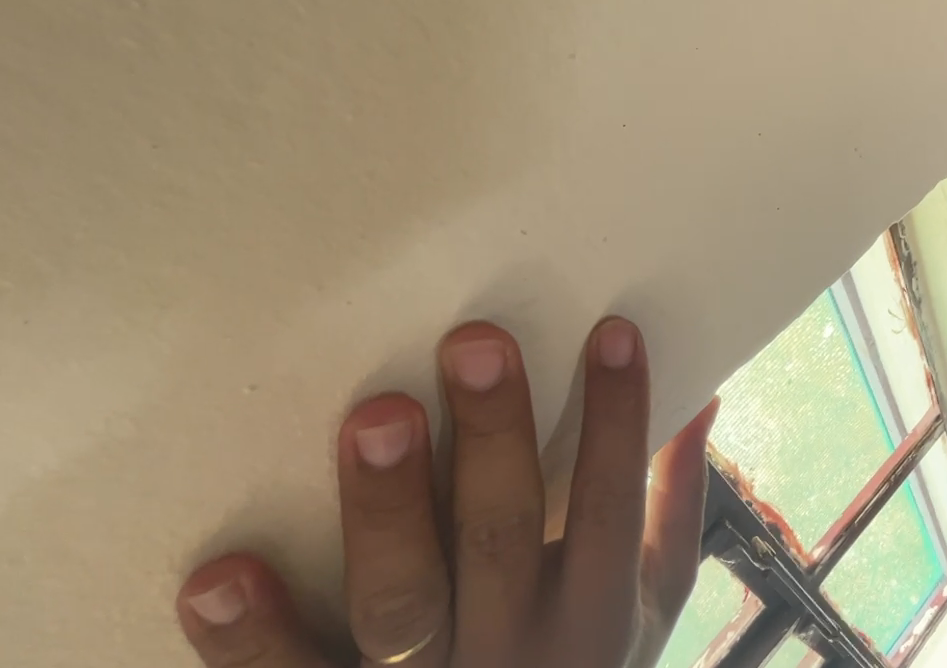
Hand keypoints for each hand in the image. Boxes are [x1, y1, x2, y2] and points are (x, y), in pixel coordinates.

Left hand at [175, 319, 717, 667]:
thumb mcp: (654, 601)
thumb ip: (678, 502)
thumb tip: (704, 398)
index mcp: (598, 612)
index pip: (614, 497)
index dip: (620, 414)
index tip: (613, 331)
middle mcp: (521, 650)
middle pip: (505, 532)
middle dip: (493, 433)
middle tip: (476, 343)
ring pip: (404, 600)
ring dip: (387, 508)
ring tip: (375, 415)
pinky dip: (253, 635)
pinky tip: (221, 570)